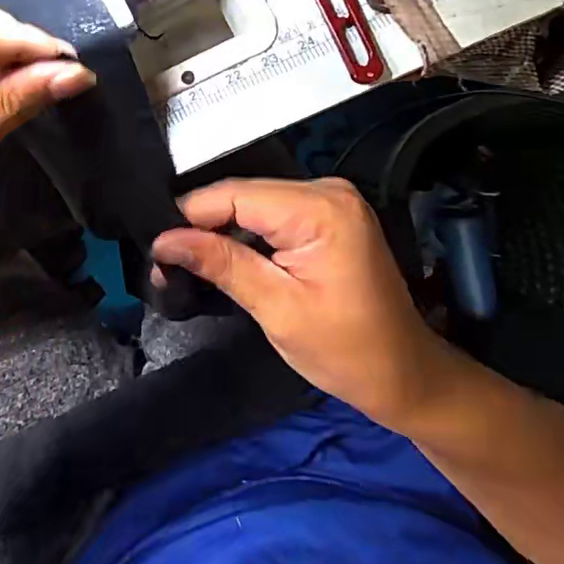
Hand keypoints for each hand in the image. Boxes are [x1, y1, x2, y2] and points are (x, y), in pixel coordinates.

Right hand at [152, 178, 449, 431]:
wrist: (407, 374)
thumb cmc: (348, 351)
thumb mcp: (277, 309)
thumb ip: (221, 264)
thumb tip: (164, 240)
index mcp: (320, 208)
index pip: (234, 195)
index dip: (189, 216)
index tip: (157, 247)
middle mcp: (326, 189)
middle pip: (242, 195)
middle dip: (202, 225)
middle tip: (166, 259)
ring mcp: (329, 198)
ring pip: (252, 202)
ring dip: (221, 230)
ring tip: (186, 260)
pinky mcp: (327, 212)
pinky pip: (271, 212)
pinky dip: (246, 233)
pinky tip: (223, 256)